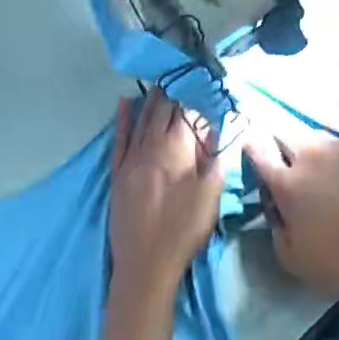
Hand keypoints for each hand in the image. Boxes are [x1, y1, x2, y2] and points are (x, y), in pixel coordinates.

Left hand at [108, 93, 222, 291]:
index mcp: (175, 149)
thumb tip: (221, 124)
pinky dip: (123, 120)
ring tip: (161, 79)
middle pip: (161, 110)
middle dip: (173, 89)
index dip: (192, 91)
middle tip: (182, 70)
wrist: (145, 269)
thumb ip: (216, 154)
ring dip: (152, 99)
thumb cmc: (184, 229)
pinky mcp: (118, 176)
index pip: (184, 110)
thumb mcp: (211, 190)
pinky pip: (119, 141)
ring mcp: (131, 161)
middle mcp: (150, 147)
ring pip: (141, 120)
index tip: (200, 74)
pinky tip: (124, 104)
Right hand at [242, 127, 338, 311]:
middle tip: (287, 165)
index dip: (251, 146)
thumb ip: (273, 215)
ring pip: (314, 136)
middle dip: (279, 144)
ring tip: (320, 174)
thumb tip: (273, 194)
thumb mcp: (286, 251)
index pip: (257, 146)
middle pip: (284, 130)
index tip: (253, 150)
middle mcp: (311, 153)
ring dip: (309, 150)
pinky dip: (336, 156)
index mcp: (287, 182)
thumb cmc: (331, 261)